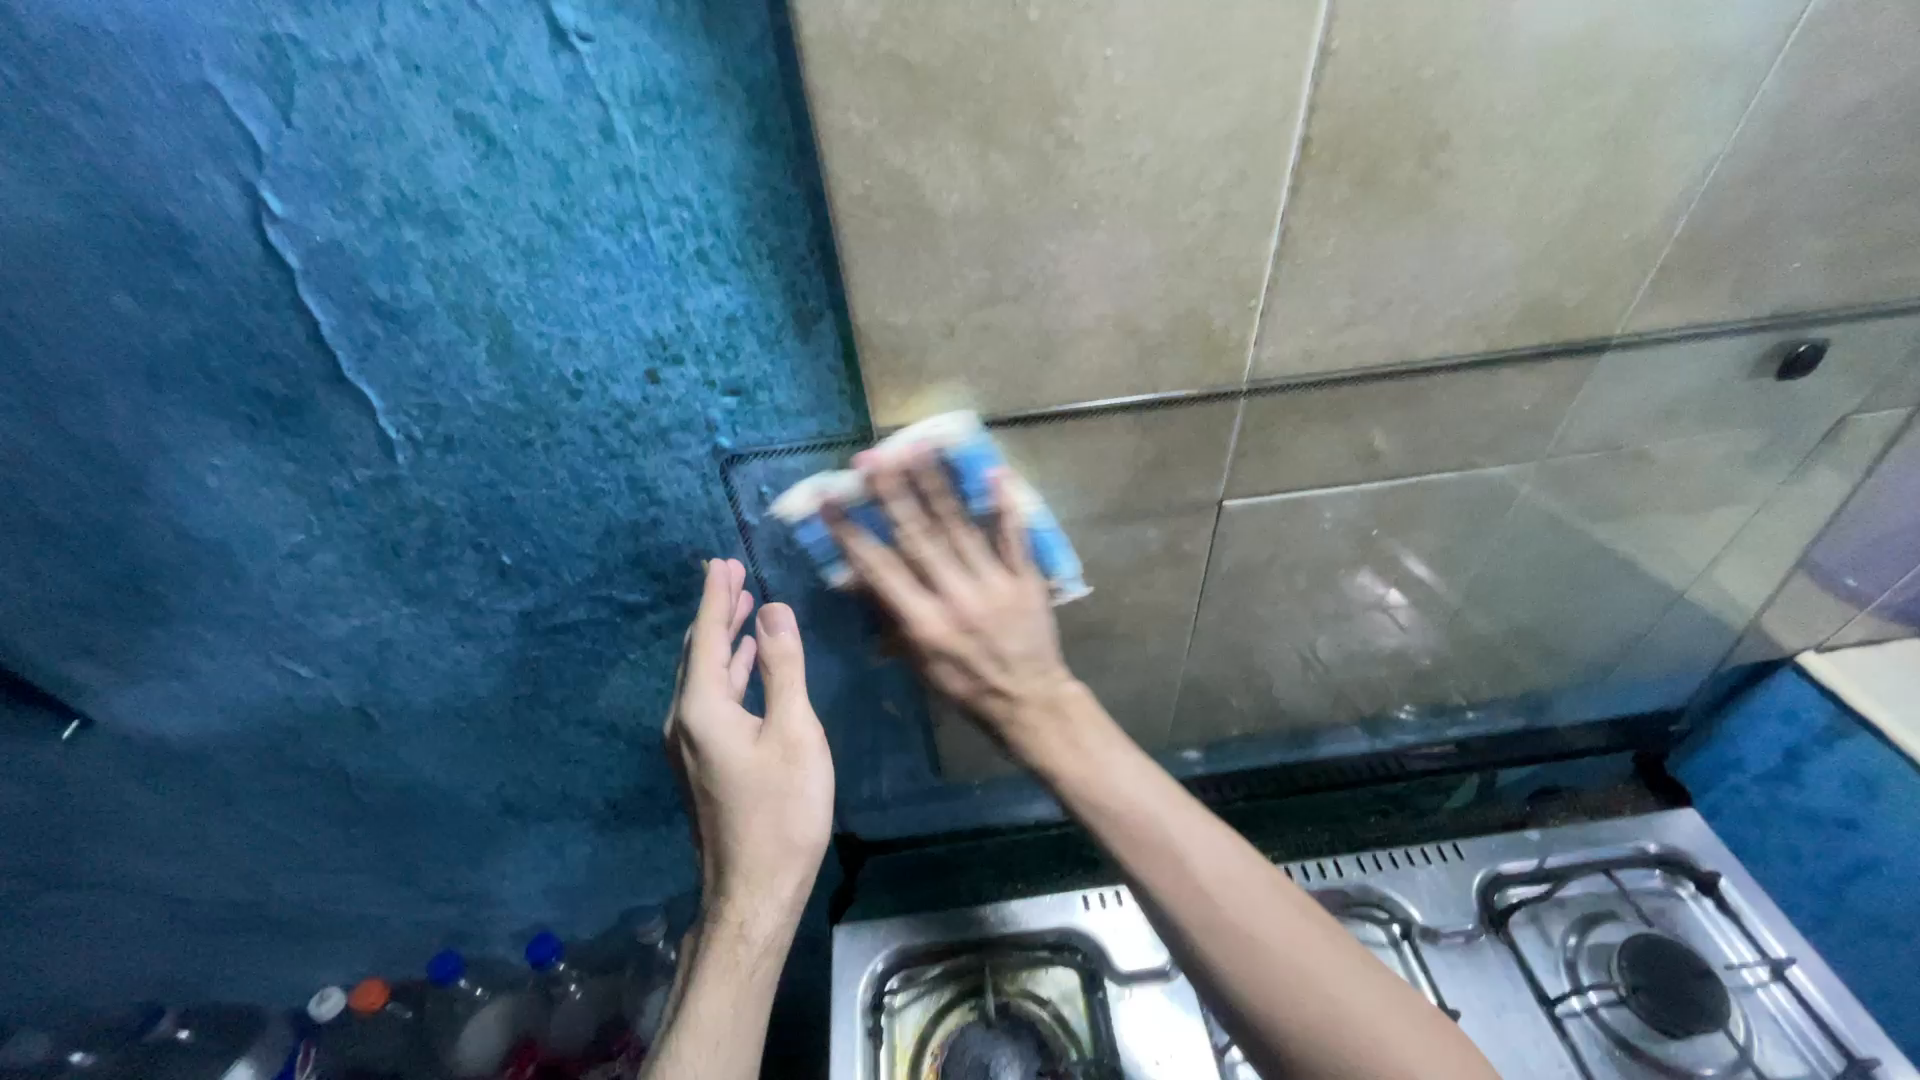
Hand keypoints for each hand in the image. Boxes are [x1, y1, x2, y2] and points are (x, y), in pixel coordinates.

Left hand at [665, 559, 833, 935]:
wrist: (755, 889)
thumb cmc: (783, 810)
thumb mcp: (794, 732)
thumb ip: (783, 668)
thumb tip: (773, 609)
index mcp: (702, 709)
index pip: (707, 636)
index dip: (716, 596)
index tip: (722, 560)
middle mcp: (685, 721)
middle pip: (700, 653)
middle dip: (718, 612)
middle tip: (734, 573)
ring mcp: (691, 744)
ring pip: (705, 677)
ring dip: (725, 641)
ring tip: (744, 608)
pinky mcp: (704, 762)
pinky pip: (712, 699)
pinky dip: (730, 672)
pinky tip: (747, 665)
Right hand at [827, 450, 1079, 752]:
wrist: (1030, 702)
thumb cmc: (967, 686)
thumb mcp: (919, 664)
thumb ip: (890, 619)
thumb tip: (856, 583)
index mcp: (924, 622)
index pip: (880, 568)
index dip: (852, 532)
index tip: (831, 500)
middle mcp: (956, 597)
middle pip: (919, 536)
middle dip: (892, 494)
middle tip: (873, 457)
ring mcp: (994, 583)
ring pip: (960, 526)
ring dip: (936, 484)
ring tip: (918, 447)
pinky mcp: (1026, 579)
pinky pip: (1015, 536)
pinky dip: (1004, 504)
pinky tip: (993, 470)